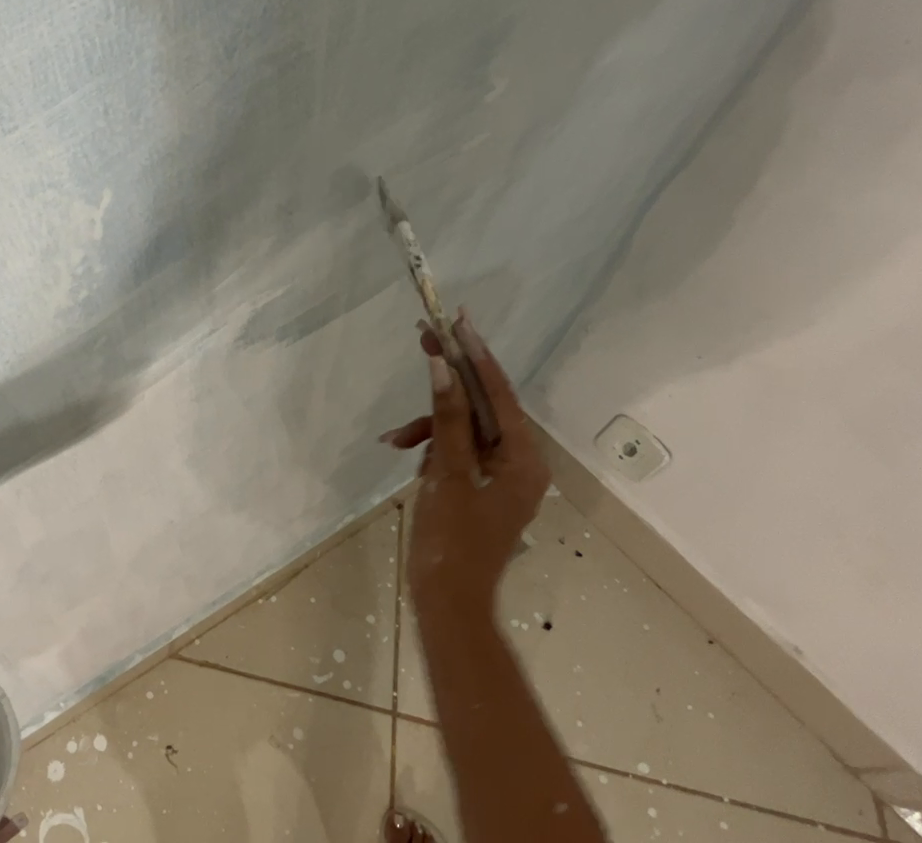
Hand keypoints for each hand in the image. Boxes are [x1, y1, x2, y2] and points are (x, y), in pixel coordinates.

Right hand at [381, 311, 549, 612]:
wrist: (448, 600)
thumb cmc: (451, 539)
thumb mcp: (446, 473)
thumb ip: (446, 418)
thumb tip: (443, 366)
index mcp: (524, 460)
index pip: (500, 395)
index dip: (478, 356)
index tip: (460, 321)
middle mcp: (521, 463)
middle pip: (482, 408)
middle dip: (449, 384)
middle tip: (424, 341)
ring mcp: (501, 478)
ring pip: (464, 430)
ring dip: (431, 426)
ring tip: (397, 441)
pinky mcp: (481, 488)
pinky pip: (458, 452)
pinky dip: (432, 448)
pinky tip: (408, 455)